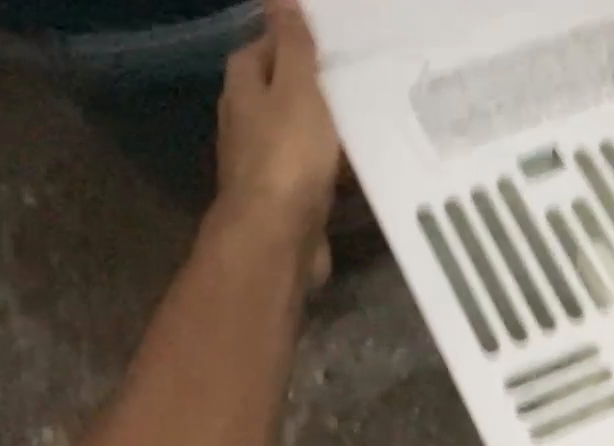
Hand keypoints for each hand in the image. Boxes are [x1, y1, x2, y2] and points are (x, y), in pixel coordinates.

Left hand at [216, 0, 341, 283]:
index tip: (330, 43)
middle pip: (280, 93)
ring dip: (327, 131)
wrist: (279, 237)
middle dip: (313, 87)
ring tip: (369, 124)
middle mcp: (247, 121)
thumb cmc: (287, 158)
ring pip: (299, 135)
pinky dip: (333, 167)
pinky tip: (359, 169)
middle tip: (358, 83)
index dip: (292, 41)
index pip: (262, 48)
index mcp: (244, 87)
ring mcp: (266, 163)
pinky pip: (313, 172)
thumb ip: (293, 45)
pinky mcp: (288, 199)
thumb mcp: (297, 90)